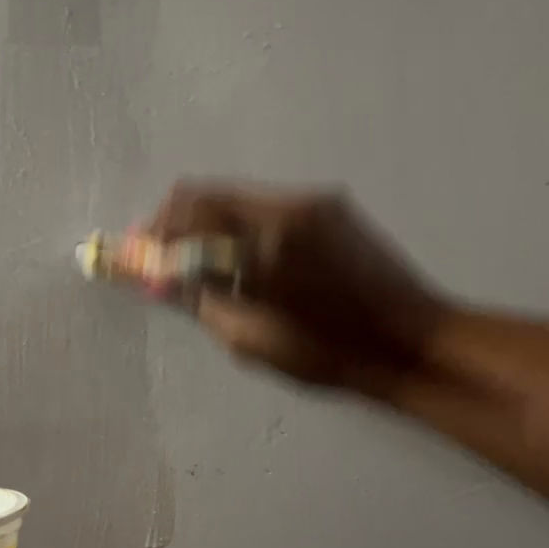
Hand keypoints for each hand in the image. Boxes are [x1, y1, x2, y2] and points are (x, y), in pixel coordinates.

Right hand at [148, 179, 449, 394]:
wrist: (414, 342)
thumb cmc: (329, 354)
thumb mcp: (250, 338)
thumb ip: (199, 300)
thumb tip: (159, 279)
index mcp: (266, 246)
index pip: (186, 219)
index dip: (152, 239)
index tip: (134, 260)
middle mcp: (287, 209)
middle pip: (204, 193)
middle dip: (170, 223)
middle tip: (155, 256)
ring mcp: (312, 203)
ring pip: (232, 197)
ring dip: (203, 223)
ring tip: (193, 261)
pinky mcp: (329, 207)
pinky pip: (263, 206)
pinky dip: (235, 225)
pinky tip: (237, 258)